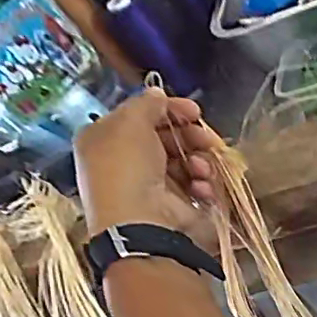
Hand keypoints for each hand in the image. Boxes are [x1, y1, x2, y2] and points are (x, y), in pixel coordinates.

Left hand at [74, 88, 226, 245]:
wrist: (143, 223)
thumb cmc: (128, 168)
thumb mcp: (130, 124)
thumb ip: (146, 105)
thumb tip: (159, 93)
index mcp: (109, 139)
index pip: (143, 117)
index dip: (169, 110)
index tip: (195, 111)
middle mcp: (131, 161)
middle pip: (169, 139)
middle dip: (191, 137)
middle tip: (207, 139)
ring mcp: (157, 185)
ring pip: (187, 163)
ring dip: (199, 162)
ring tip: (201, 170)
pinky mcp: (180, 206)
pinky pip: (198, 188)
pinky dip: (204, 186)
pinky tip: (202, 189)